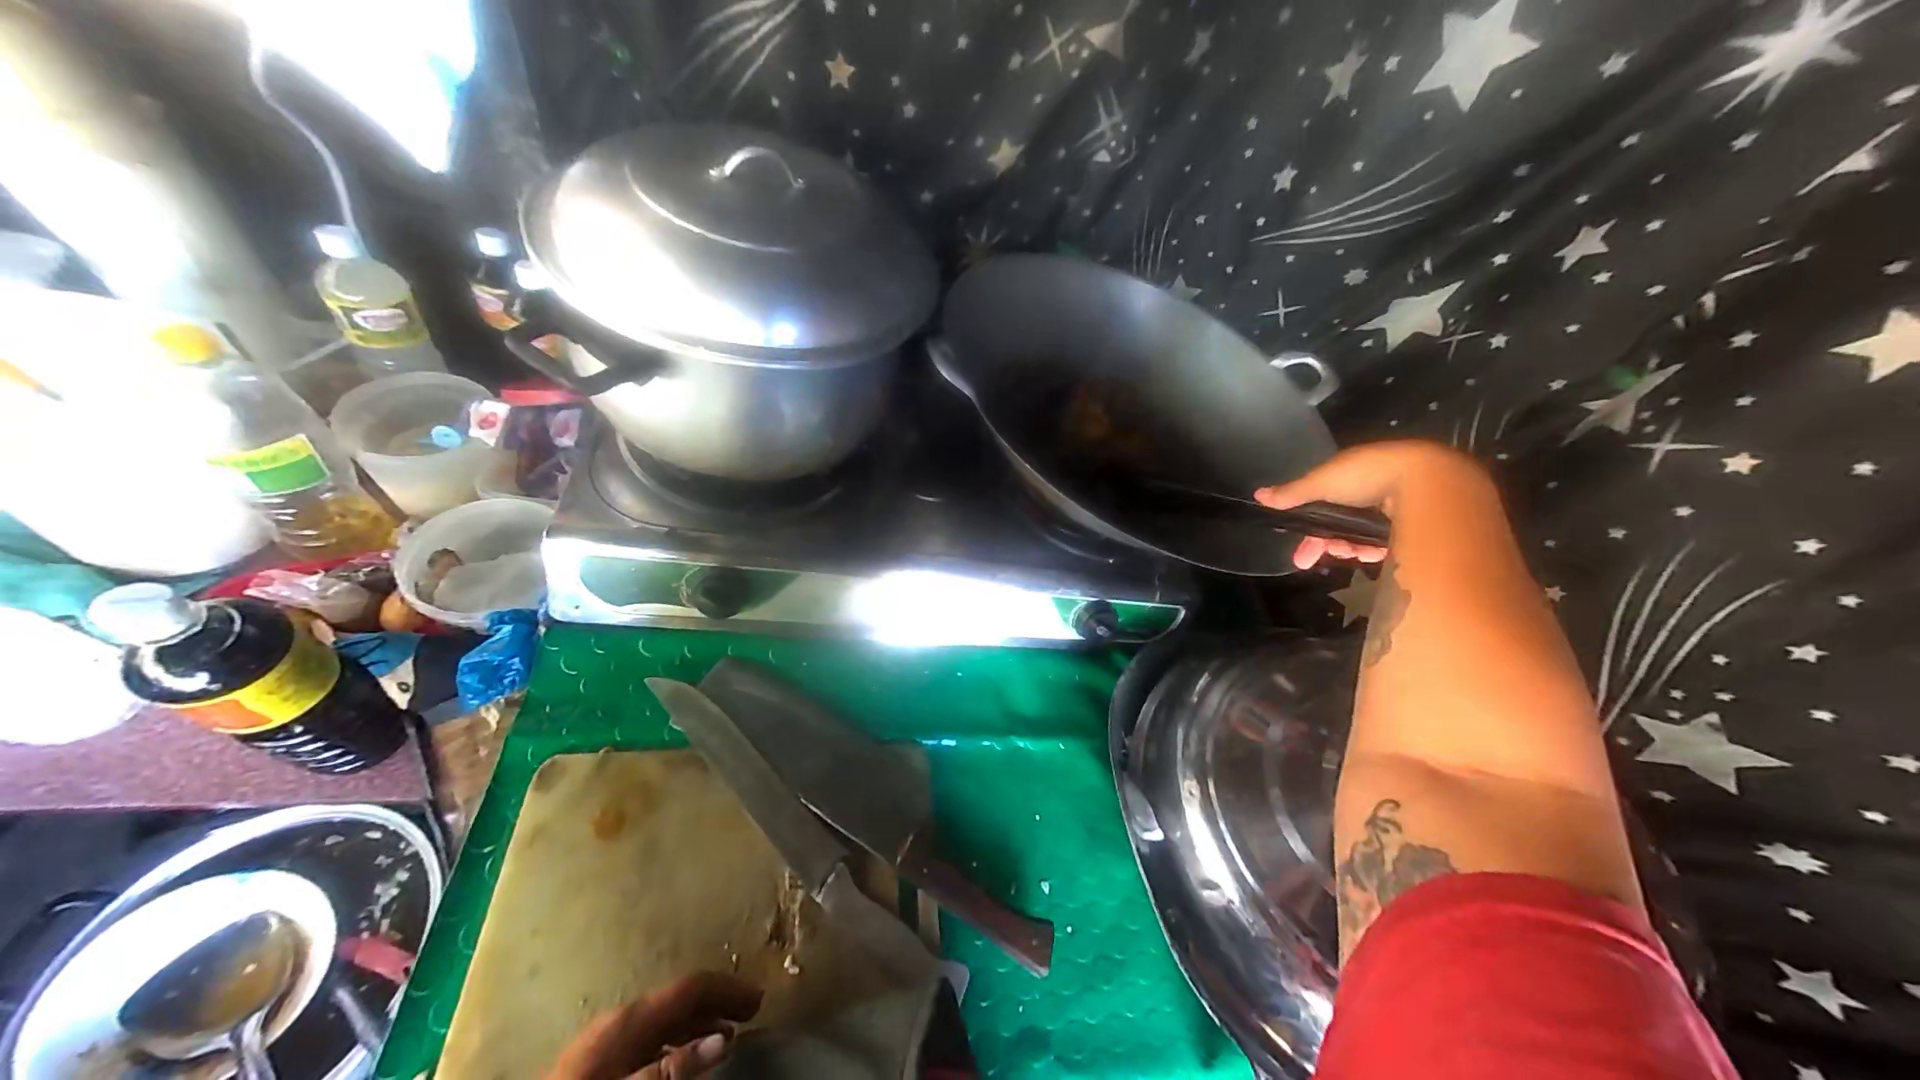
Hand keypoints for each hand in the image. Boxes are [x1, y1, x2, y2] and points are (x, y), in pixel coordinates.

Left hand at [544, 972, 762, 1079]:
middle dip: (719, 1000)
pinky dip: (677, 1036)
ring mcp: (607, 1034)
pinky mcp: (597, 1054)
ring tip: (727, 1035)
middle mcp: (621, 1017)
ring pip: (665, 1015)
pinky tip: (685, 1056)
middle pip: (680, 997)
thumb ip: (675, 1069)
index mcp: (631, 1020)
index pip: (690, 987)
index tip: (758, 999)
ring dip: (700, 1019)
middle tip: (752, 1013)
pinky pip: (650, 1033)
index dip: (727, 989)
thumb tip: (724, 1037)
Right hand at [1254, 441, 1481, 569]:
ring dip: (1351, 546)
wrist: (1428, 481)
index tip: (1301, 551)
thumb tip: (1259, 496)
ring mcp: (1397, 504)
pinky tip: (1374, 553)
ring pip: (1364, 533)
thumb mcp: (1322, 482)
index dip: (1308, 525)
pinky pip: (1391, 540)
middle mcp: (1375, 487)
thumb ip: (1292, 493)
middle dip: (1329, 541)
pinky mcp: (1418, 521)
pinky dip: (1377, 548)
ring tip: (1352, 554)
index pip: (1322, 502)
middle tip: (1320, 558)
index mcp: (1352, 472)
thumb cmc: (1369, 475)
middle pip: (1342, 521)